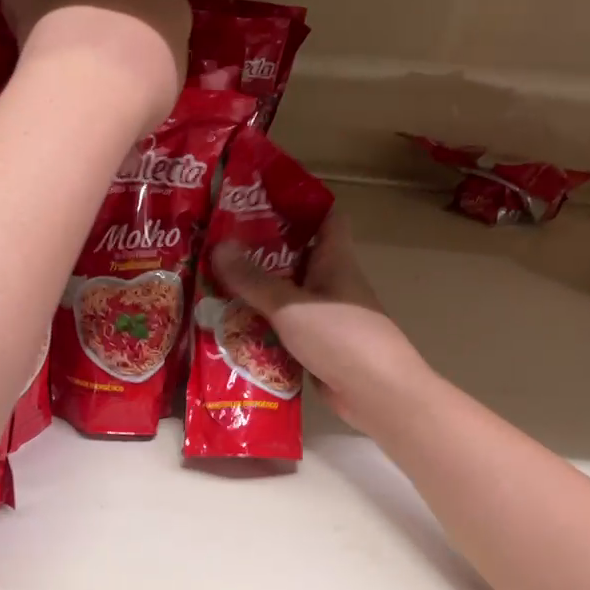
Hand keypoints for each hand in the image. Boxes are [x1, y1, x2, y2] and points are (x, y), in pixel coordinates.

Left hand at [2, 0, 188, 136]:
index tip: (144, 73)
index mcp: (170, 11)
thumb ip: (152, 89)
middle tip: (102, 69)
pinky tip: (21, 22)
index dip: (153, 43)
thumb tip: (133, 117)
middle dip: (114, 23)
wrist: (98, 88)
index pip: (169, 15)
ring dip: (71, 16)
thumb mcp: (163, 102)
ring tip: (61, 60)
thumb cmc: (143, 101)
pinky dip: (22, 1)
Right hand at [213, 213, 427, 434]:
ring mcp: (325, 316)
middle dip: (260, 249)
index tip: (260, 195)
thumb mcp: (290, 304)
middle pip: (295, 256)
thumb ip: (253, 279)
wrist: (377, 393)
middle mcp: (331, 282)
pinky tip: (229, 325)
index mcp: (335, 260)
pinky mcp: (316, 345)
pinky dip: (260, 324)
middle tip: (217, 242)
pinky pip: (283, 327)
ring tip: (213, 281)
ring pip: (286, 293)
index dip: (298, 201)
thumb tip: (218, 245)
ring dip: (255, 290)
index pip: (324, 216)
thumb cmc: (341, 337)